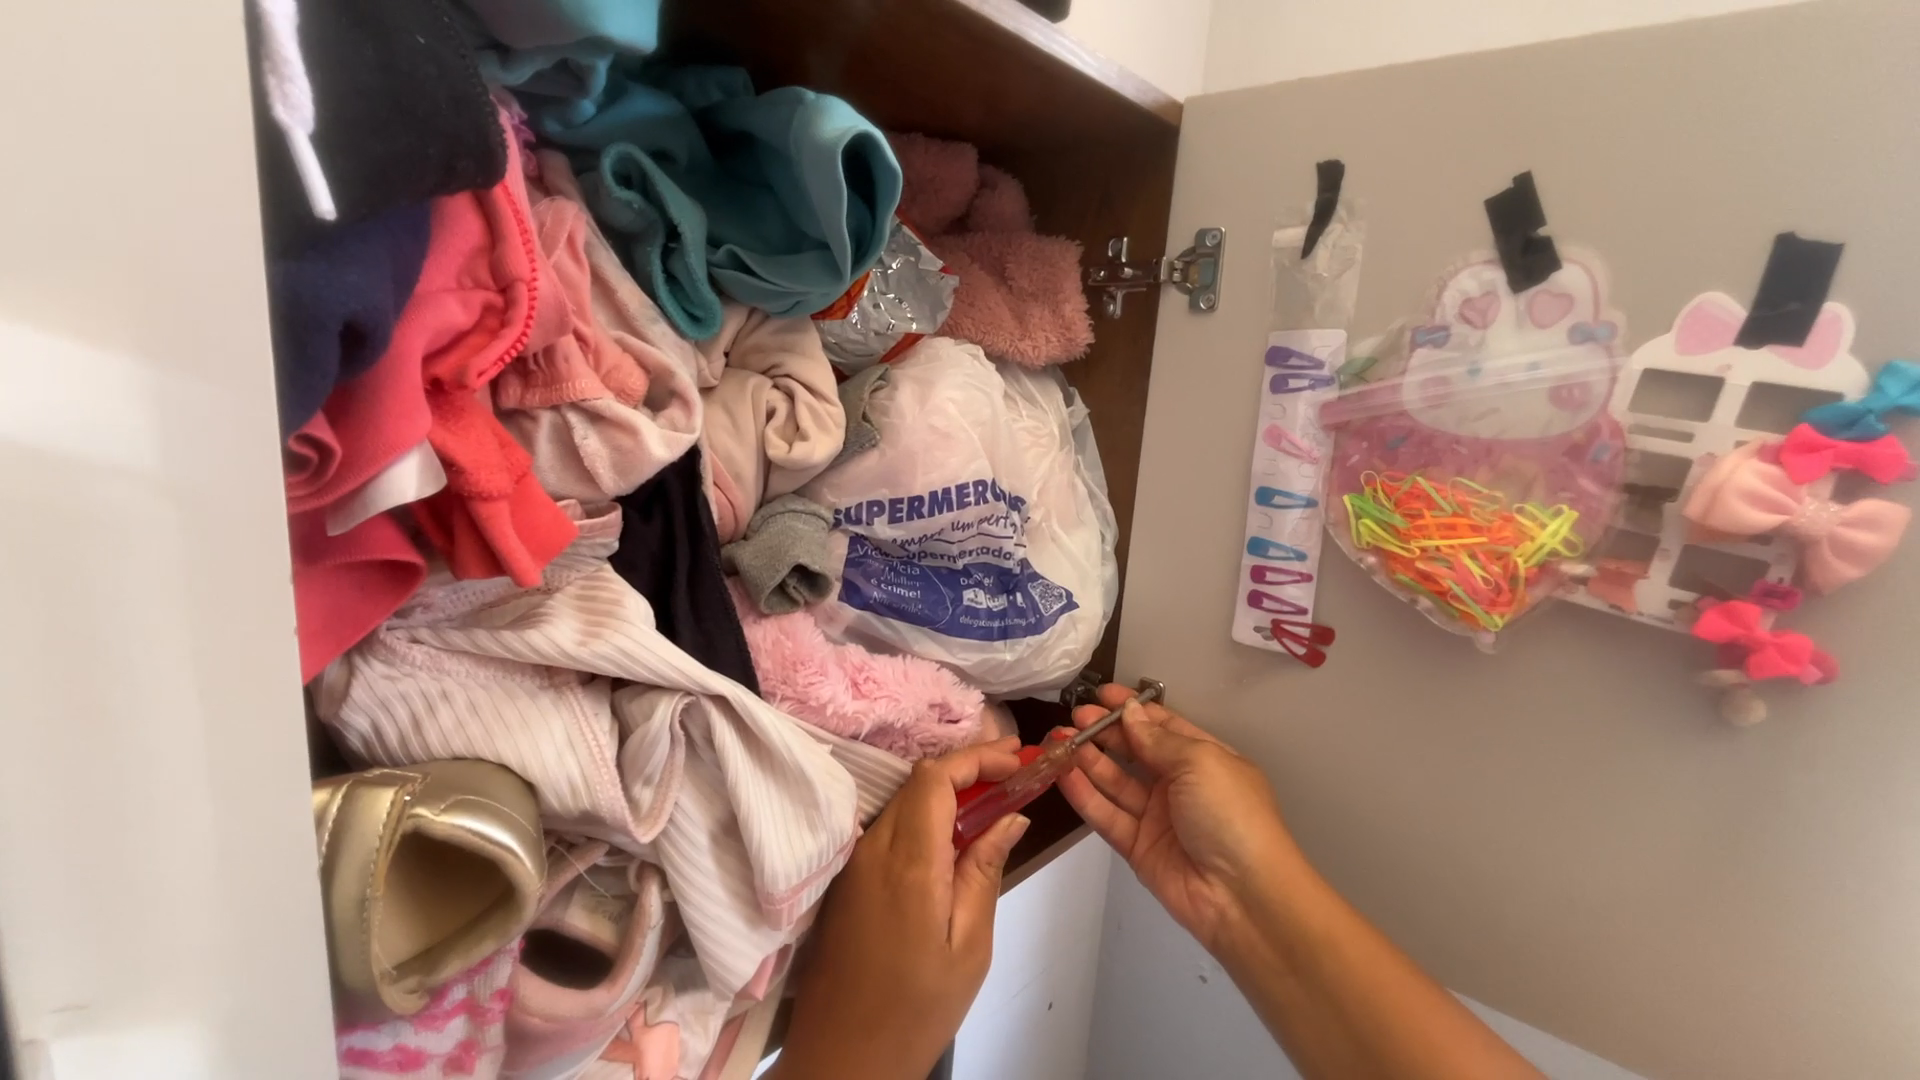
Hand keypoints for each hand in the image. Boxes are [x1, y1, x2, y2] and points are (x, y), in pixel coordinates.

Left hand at [772, 739, 1028, 1079]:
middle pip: (918, 782)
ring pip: (903, 801)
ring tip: (991, 801)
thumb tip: (1010, 817)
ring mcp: (853, 861)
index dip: (976, 757)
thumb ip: (986, 870)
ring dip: (946, 792)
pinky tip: (951, 837)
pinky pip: (888, 827)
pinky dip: (923, 816)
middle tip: (1012, 776)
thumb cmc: (915, 1010)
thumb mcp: (969, 946)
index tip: (1015, 760)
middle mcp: (873, 848)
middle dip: (967, 770)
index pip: (935, 777)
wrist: (841, 1059)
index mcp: (909, 862)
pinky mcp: (845, 877)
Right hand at [1057, 684, 1298, 952]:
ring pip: (1115, 781)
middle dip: (1104, 732)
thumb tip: (1130, 713)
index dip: (1132, 709)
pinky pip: (1106, 814)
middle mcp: (1179, 785)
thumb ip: (1157, 739)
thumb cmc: (1230, 814)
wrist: (1244, 896)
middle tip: (1075, 717)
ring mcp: (1157, 817)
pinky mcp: (1137, 846)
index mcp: (1204, 759)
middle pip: (1134, 751)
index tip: (1101, 694)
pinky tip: (1064, 774)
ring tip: (1060, 739)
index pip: (1162, 725)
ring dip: (1088, 759)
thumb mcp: (1200, 762)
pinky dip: (1084, 794)